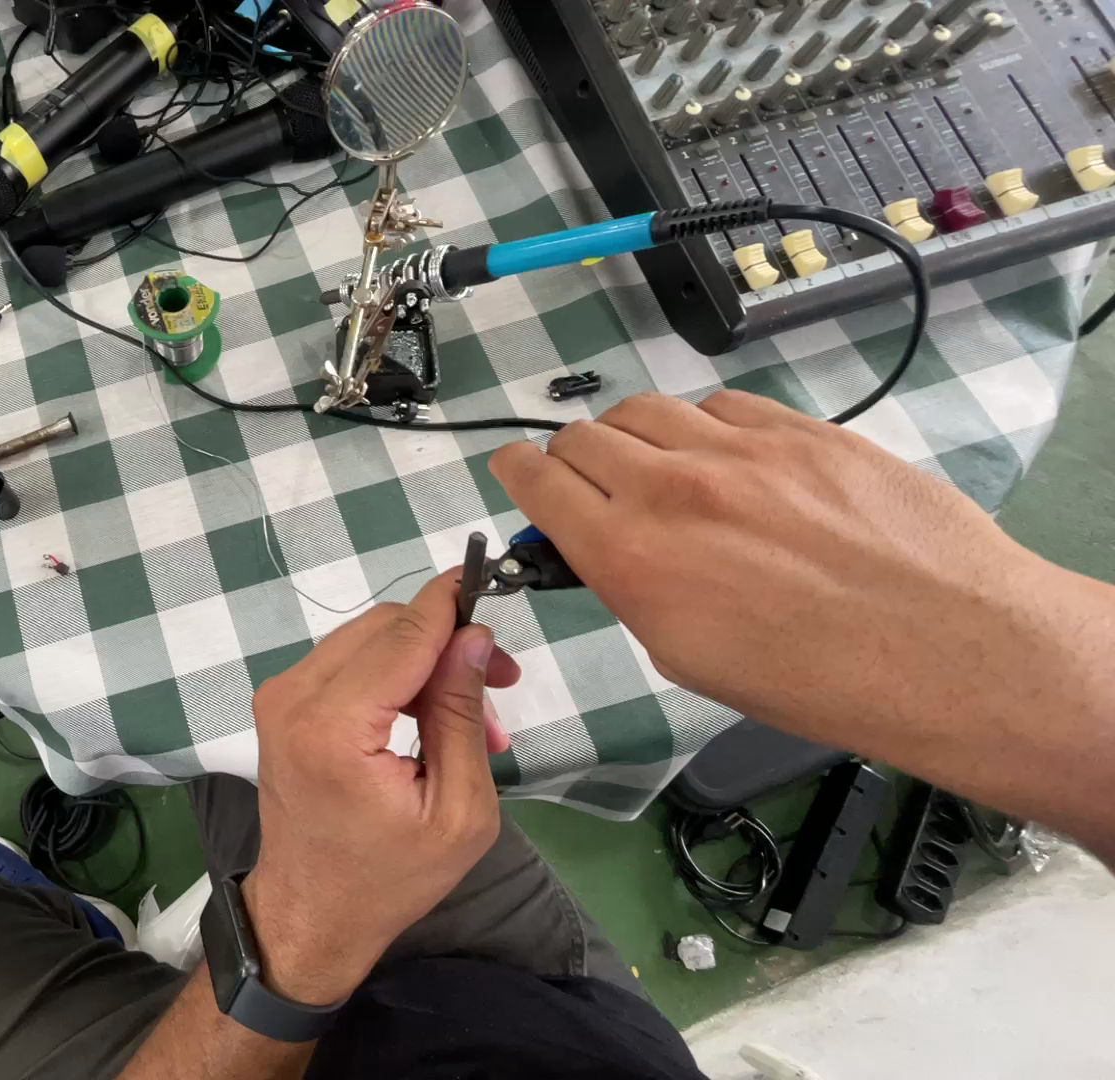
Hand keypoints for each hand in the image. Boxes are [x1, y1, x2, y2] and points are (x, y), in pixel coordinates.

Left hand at [241, 571, 520, 1006]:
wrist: (309, 909)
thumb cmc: (390, 877)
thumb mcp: (457, 809)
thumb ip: (461, 713)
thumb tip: (474, 638)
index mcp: (334, 726)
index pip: (401, 636)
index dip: (447, 605)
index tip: (486, 579)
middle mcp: (294, 696)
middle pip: (380, 628)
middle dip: (443, 640)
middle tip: (502, 680)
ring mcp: (278, 696)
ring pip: (362, 639)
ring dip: (419, 659)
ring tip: (472, 714)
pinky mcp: (279, 702)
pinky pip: (343, 662)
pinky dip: (388, 674)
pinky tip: (424, 714)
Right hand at [486, 390, 1075, 761]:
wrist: (949, 653)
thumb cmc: (799, 675)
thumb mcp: (671, 647)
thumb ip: (615, 579)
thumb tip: (590, 540)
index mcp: (624, 551)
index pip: (532, 476)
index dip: (512, 470)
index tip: (517, 474)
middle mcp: (667, 487)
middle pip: (577, 435)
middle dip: (570, 460)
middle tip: (595, 487)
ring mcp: (738, 450)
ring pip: (640, 409)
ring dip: (630, 437)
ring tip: (659, 467)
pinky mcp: (801, 430)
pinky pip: (718, 404)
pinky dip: (701, 427)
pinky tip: (726, 460)